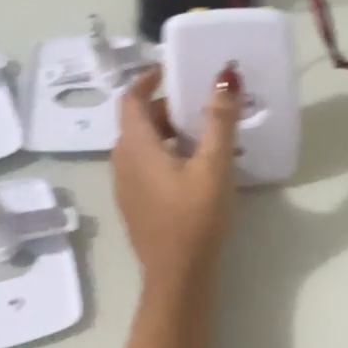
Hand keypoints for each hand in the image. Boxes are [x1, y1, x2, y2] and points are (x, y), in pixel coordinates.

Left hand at [113, 65, 241, 291]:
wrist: (177, 276)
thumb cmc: (195, 217)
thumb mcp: (213, 166)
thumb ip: (219, 120)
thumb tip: (226, 76)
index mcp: (135, 146)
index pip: (131, 98)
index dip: (148, 79)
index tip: (172, 72)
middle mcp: (122, 162)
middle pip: (137, 123)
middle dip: (165, 109)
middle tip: (198, 107)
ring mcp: (125, 188)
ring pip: (142, 148)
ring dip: (166, 136)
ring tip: (201, 138)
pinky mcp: (136, 207)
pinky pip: (145, 170)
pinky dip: (164, 158)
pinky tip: (193, 173)